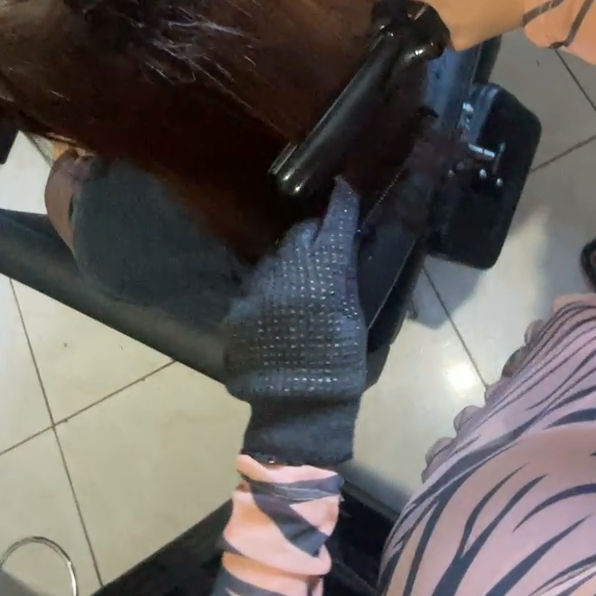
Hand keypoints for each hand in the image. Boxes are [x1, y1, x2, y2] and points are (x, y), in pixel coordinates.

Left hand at [220, 180, 365, 466]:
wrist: (297, 408)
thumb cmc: (340, 366)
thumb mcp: (356, 317)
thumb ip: (348, 277)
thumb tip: (347, 246)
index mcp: (326, 271)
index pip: (335, 221)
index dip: (342, 203)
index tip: (345, 187)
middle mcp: (289, 269)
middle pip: (302, 235)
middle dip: (314, 236)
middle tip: (324, 248)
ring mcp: (259, 286)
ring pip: (276, 257)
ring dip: (289, 262)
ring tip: (299, 283)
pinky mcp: (238, 306)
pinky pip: (256, 285)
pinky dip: (269, 289)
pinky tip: (277, 308)